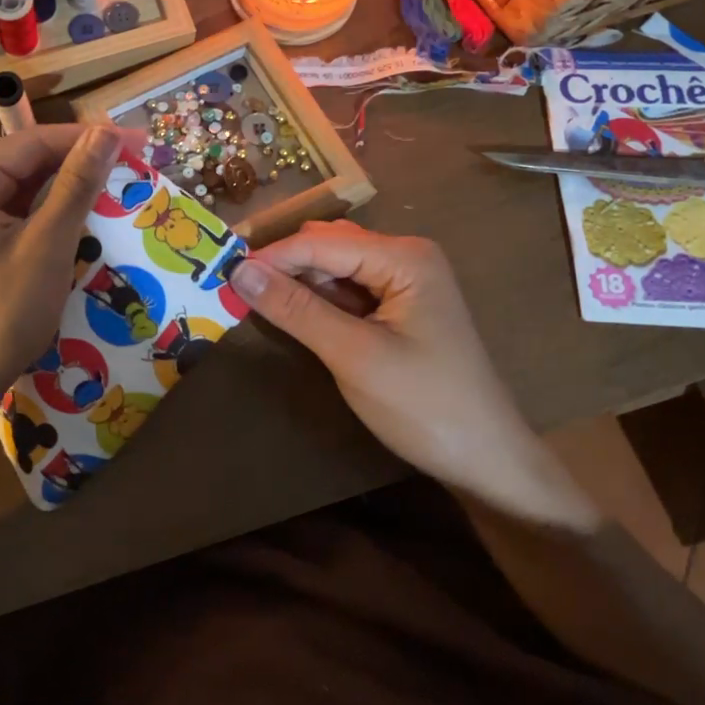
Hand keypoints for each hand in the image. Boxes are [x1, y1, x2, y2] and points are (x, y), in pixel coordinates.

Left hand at [0, 126, 125, 504]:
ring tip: (124, 181)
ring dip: (73, 187)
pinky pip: (24, 213)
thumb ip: (77, 183)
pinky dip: (57, 213)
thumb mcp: (48, 243)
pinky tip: (93, 212)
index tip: (136, 139)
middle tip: (136, 159)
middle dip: (81, 162)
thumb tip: (106, 131)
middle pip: (30, 162)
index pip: (32, 143)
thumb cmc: (5, 310)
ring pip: (30, 187)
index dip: (86, 138)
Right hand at [231, 222, 599, 530]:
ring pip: (330, 267)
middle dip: (280, 265)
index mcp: (405, 257)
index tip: (218, 274)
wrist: (487, 461)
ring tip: (250, 302)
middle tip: (229, 289)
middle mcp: (405, 257)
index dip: (269, 257)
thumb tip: (238, 271)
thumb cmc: (424, 405)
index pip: (319, 243)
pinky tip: (289, 316)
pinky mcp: (397, 309)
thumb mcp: (353, 355)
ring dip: (293, 283)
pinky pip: (344, 291)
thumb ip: (295, 309)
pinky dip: (313, 301)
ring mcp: (403, 283)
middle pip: (324, 246)